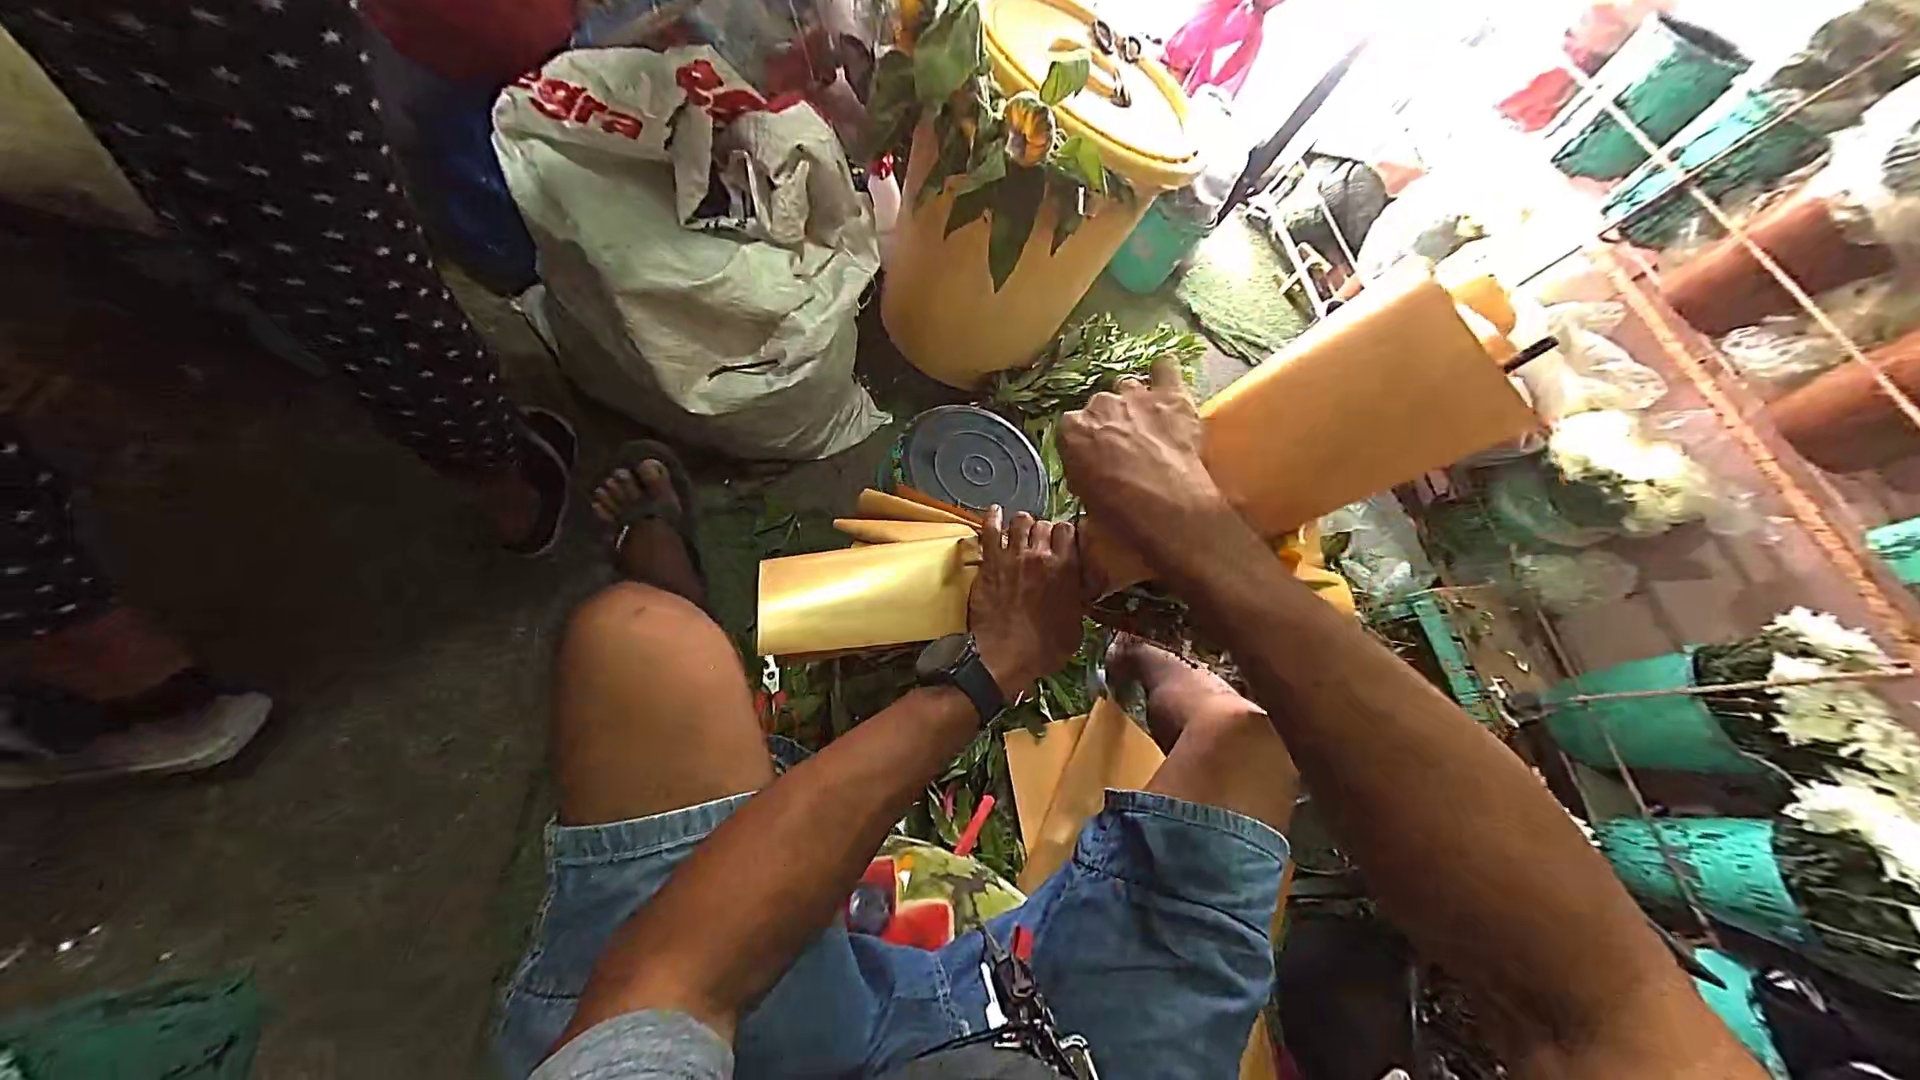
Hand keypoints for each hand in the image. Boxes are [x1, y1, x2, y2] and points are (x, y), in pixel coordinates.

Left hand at [969, 506, 1082, 699]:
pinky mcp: (990, 562)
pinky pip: (990, 529)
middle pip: (1044, 523)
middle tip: (1040, 540)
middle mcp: (1041, 556)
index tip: (1062, 541)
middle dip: (1043, 529)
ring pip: (1020, 521)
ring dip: (1022, 524)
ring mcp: (1013, 556)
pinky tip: (994, 512)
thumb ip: (1077, 601)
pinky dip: (992, 517)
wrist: (1004, 657)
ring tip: (1020, 531)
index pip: (1069, 530)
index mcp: (1067, 568)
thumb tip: (1080, 593)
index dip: (1065, 533)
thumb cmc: (1043, 649)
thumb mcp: (1075, 627)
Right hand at [1057, 356, 1232, 572]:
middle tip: (1122, 445)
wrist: (1165, 506)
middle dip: (1109, 421)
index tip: (1093, 456)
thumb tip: (1087, 469)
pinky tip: (1166, 380)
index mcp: (1072, 429)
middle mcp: (1099, 405)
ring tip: (1146, 421)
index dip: (1084, 443)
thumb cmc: (1119, 511)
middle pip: (1100, 405)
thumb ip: (1081, 470)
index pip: (1071, 428)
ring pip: (1129, 387)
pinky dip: (1165, 373)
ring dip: (1134, 402)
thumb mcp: (1084, 495)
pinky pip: (1165, 368)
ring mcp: (1135, 396)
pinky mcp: (1170, 395)